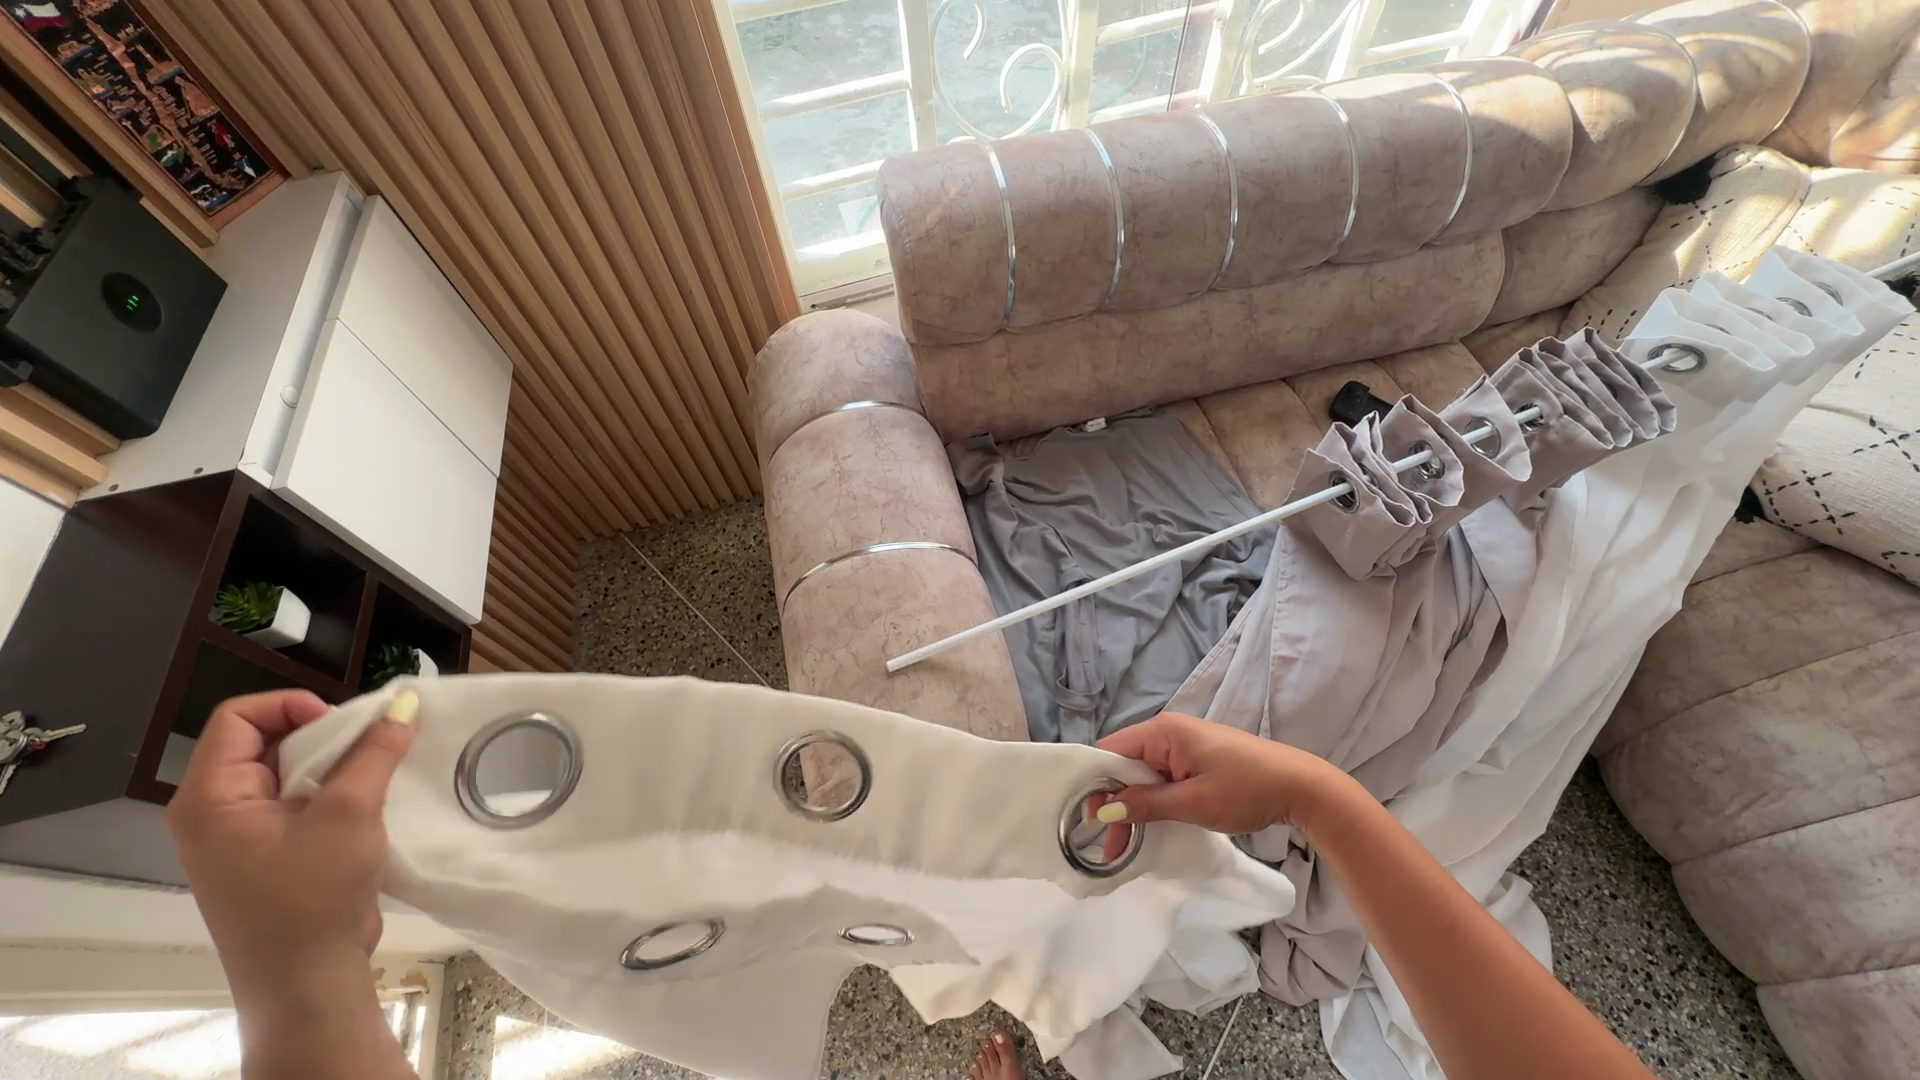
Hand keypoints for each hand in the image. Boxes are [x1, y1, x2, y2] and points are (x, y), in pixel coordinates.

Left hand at [167, 689, 416, 986]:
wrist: (307, 976)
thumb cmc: (313, 893)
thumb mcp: (350, 812)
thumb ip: (376, 752)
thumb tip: (404, 704)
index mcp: (210, 798)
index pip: (240, 717)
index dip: (294, 705)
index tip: (347, 721)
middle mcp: (215, 811)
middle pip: (266, 740)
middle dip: (325, 733)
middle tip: (373, 743)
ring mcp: (242, 835)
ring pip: (289, 770)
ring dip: (336, 762)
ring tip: (378, 770)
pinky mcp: (270, 853)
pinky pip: (299, 800)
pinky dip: (336, 788)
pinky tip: (371, 799)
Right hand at [1092, 712, 1350, 836]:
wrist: (1302, 788)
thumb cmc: (1247, 789)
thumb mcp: (1193, 802)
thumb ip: (1145, 804)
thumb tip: (1104, 810)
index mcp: (1163, 732)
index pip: (1110, 750)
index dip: (1095, 783)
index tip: (1089, 819)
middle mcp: (1167, 733)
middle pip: (1123, 764)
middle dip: (1113, 801)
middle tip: (1108, 844)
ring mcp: (1182, 747)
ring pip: (1141, 775)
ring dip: (1132, 806)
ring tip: (1124, 845)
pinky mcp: (1194, 761)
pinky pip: (1160, 779)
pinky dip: (1151, 802)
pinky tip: (1147, 827)